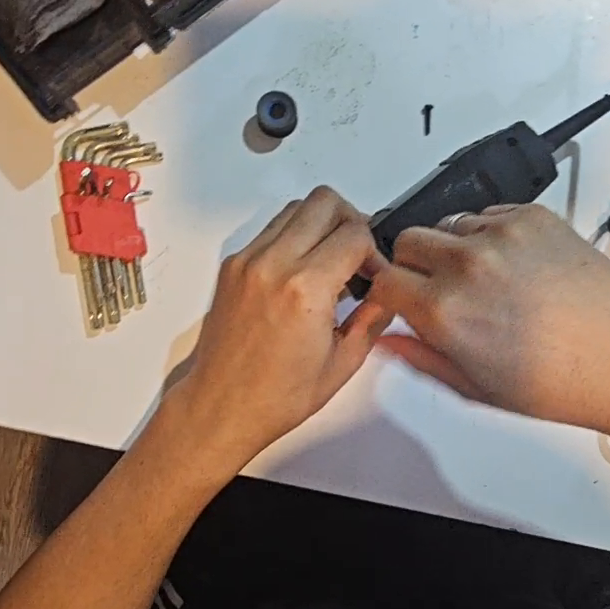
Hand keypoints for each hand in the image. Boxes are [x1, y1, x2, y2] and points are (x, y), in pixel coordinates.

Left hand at [161, 187, 391, 472]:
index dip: (374, 251)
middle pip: (325, 202)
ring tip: (330, 262)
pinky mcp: (233, 266)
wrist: (222, 406)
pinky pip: (271, 229)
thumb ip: (373, 318)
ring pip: (296, 208)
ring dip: (321, 225)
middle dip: (351, 221)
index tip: (374, 272)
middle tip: (357, 253)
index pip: (355, 234)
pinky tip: (303, 272)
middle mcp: (273, 265)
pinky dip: (294, 238)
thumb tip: (387, 292)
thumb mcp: (343, 363)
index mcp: (304, 290)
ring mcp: (248, 261)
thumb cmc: (274, 395)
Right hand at [365, 204, 609, 440]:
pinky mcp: (533, 216)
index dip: (387, 292)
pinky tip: (512, 266)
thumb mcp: (474, 386)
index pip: (382, 279)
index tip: (397, 298)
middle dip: (413, 265)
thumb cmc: (562, 381)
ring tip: (485, 280)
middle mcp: (468, 264)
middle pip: (407, 240)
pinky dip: (488, 234)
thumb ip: (420, 356)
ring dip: (452, 247)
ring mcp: (502, 235)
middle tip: (438, 289)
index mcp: (445, 309)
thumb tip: (390, 339)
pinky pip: (487, 213)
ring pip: (447, 223)